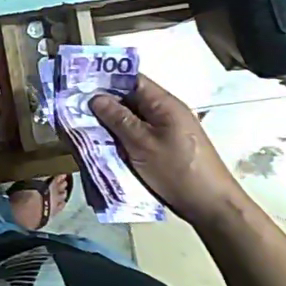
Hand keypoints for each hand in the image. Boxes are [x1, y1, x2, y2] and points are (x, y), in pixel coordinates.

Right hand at [88, 75, 258, 226]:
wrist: (212, 206)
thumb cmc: (178, 171)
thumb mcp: (143, 144)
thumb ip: (118, 120)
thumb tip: (96, 97)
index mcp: (164, 104)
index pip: (133, 80)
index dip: (107, 79)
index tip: (80, 84)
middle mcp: (165, 113)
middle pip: (130, 100)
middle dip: (104, 105)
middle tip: (73, 110)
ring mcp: (166, 132)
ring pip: (132, 121)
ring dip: (110, 125)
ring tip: (81, 129)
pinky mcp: (164, 150)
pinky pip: (138, 138)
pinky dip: (121, 140)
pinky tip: (102, 148)